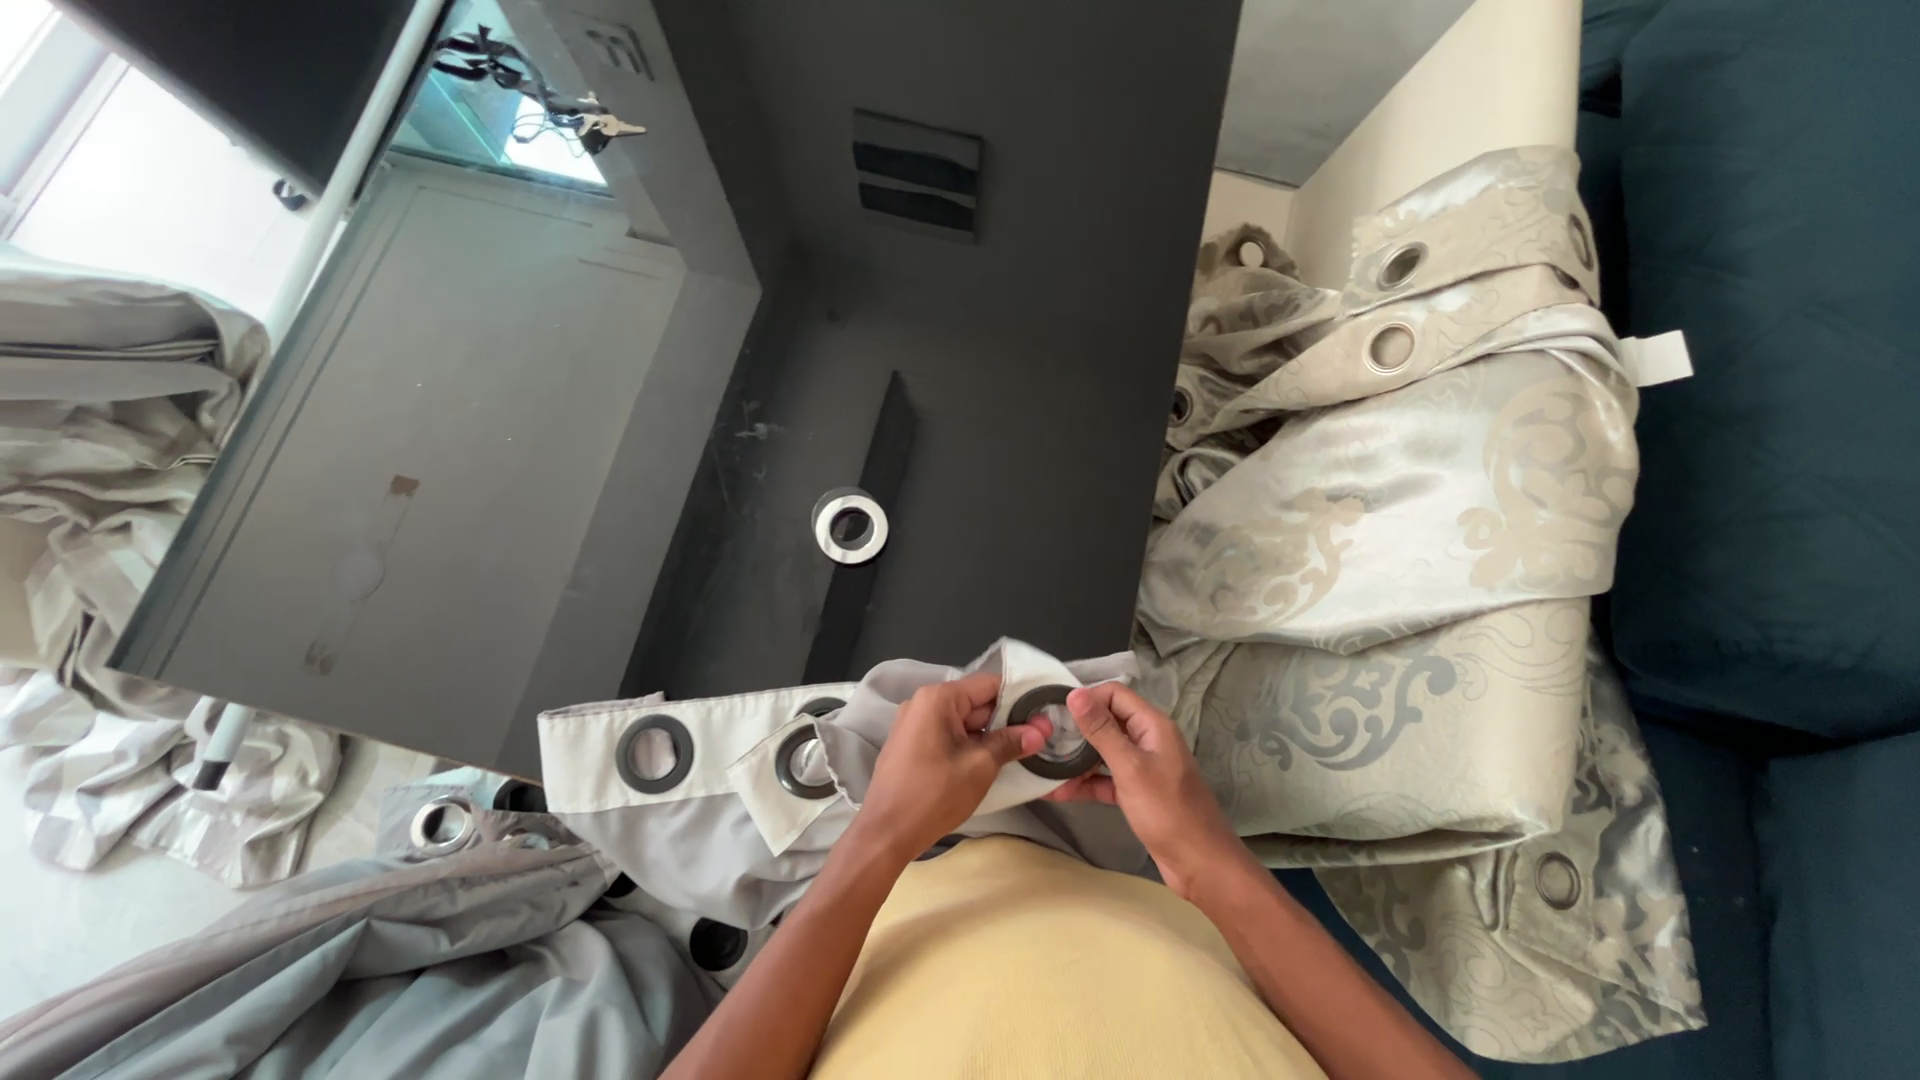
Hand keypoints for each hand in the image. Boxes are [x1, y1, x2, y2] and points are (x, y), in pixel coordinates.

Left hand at [850, 673, 1046, 862]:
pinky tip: (993, 761)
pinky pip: (949, 735)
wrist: (885, 833)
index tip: (1044, 713)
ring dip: (990, 735)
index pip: (988, 685)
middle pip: (976, 703)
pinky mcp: (913, 745)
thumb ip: (1010, 743)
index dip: (1019, 697)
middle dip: (1007, 720)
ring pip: (964, 722)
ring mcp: (915, 724)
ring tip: (1024, 751)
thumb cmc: (933, 795)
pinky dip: (971, 745)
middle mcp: (923, 703)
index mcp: (938, 698)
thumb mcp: (979, 767)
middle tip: (1042, 737)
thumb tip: (1040, 730)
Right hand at [1045, 682, 1257, 899]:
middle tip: (1044, 739)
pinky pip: (1106, 779)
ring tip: (1044, 766)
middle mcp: (1148, 740)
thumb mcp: (1130, 767)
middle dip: (1076, 729)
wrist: (1200, 865)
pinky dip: (1086, 784)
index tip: (1054, 712)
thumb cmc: (1167, 811)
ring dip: (1077, 759)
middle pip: (1107, 722)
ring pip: (1104, 752)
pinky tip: (1059, 792)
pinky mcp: (1136, 793)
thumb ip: (1102, 730)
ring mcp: (1142, 768)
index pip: (1114, 694)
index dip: (1086, 698)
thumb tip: (1075, 693)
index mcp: (1152, 726)